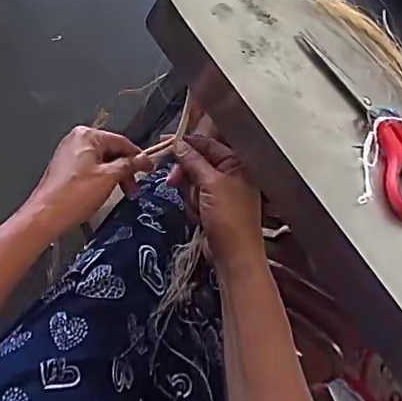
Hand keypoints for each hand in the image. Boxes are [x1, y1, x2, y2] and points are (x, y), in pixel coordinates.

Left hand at [22, 127, 153, 235]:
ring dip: (115, 176)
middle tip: (134, 185)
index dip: (138, 156)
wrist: (45, 216)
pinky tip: (107, 191)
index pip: (121, 141)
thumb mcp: (109, 177)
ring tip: (123, 191)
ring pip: (102, 161)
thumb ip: (129, 165)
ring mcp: (69, 154)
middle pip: (111, 150)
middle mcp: (76, 141)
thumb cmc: (73, 195)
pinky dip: (102, 178)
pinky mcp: (66, 169)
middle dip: (125, 169)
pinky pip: (91, 168)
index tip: (148, 167)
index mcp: (86, 136)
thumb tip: (142, 159)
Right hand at [169, 136, 265, 272]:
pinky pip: (194, 196)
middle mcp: (230, 174)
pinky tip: (197, 216)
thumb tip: (179, 143)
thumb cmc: (228, 218)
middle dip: (185, 173)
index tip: (164, 143)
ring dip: (189, 193)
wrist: (234, 257)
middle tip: (172, 180)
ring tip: (195, 207)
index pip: (207, 144)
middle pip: (197, 162)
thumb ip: (193, 161)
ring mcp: (221, 191)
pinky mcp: (212, 206)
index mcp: (236, 163)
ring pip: (193, 180)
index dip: (186, 143)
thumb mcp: (211, 184)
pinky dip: (192, 205)